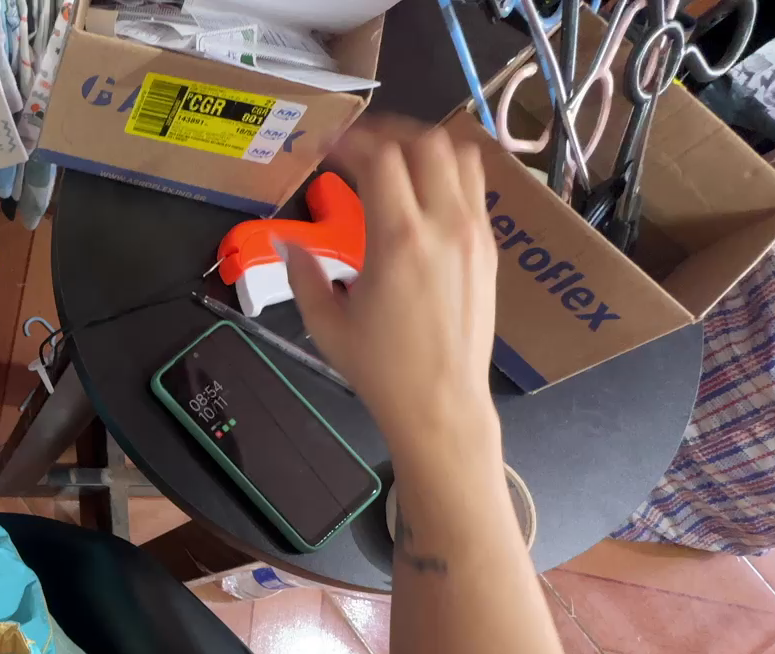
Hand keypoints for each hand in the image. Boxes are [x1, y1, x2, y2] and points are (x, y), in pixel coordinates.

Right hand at [284, 119, 501, 468]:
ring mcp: (474, 232)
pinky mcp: (487, 245)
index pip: (381, 161)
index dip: (351, 143)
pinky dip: (445, 173)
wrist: (439, 398)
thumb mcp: (325, 325)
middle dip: (388, 134)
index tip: (327, 148)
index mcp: (397, 242)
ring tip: (392, 161)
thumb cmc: (377, 368)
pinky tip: (420, 193)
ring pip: (460, 156)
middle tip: (356, 147)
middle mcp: (444, 225)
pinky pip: (473, 186)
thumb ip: (304, 276)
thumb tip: (287, 242)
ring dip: (423, 147)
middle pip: (426, 143)